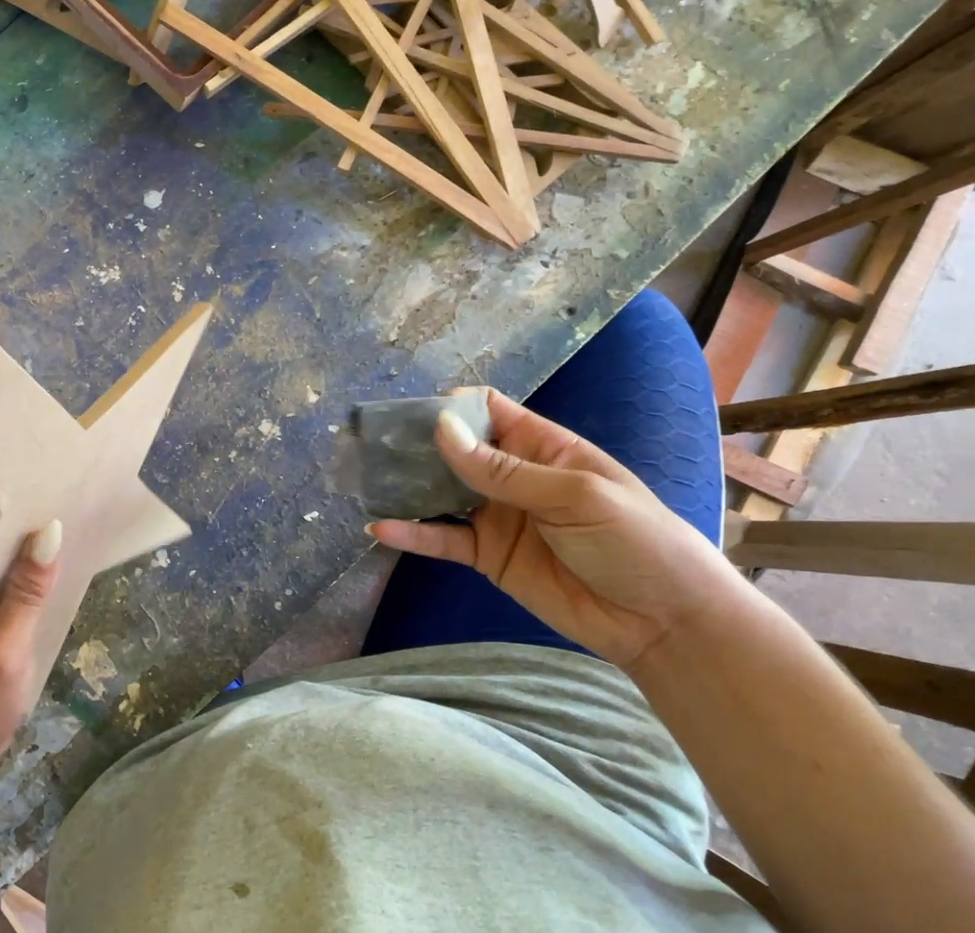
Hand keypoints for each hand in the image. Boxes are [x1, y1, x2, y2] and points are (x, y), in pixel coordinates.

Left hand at [0, 521, 61, 773]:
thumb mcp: (5, 651)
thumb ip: (25, 595)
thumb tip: (49, 531)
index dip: (5, 503)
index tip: (45, 483)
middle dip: (18, 521)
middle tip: (64, 500)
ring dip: (20, 548)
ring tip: (63, 526)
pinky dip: (19, 575)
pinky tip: (48, 571)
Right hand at [367, 388, 745, 668]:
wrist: (663, 622)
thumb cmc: (637, 542)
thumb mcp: (575, 496)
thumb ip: (503, 470)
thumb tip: (441, 430)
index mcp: (544, 448)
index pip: (489, 411)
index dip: (452, 407)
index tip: (414, 417)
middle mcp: (514, 476)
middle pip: (455, 448)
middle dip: (416, 445)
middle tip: (373, 447)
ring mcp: (497, 516)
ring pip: (440, 492)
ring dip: (407, 486)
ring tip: (368, 482)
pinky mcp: (486, 555)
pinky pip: (441, 538)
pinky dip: (411, 533)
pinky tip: (381, 529)